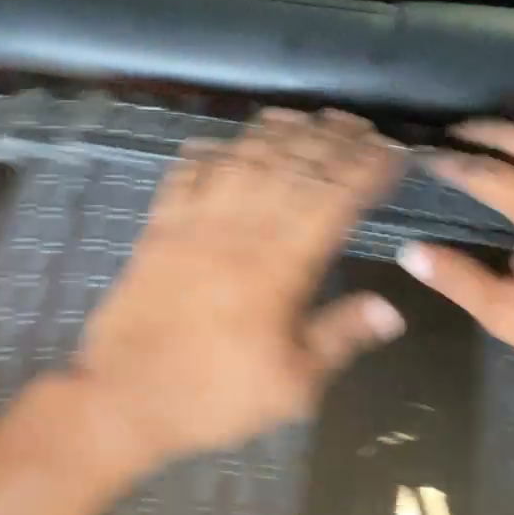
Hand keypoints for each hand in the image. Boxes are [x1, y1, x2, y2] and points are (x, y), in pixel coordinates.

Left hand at [70, 109, 406, 464]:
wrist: (122, 399)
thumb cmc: (215, 396)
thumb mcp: (292, 385)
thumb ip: (340, 337)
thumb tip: (391, 308)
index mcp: (281, 267)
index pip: (334, 200)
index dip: (365, 169)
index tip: (390, 150)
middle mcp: (241, 231)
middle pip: (293, 168)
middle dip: (330, 139)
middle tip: (356, 121)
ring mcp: (194, 224)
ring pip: (242, 161)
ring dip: (275, 133)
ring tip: (302, 116)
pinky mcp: (158, 229)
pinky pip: (183, 176)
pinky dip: (205, 153)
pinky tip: (219, 140)